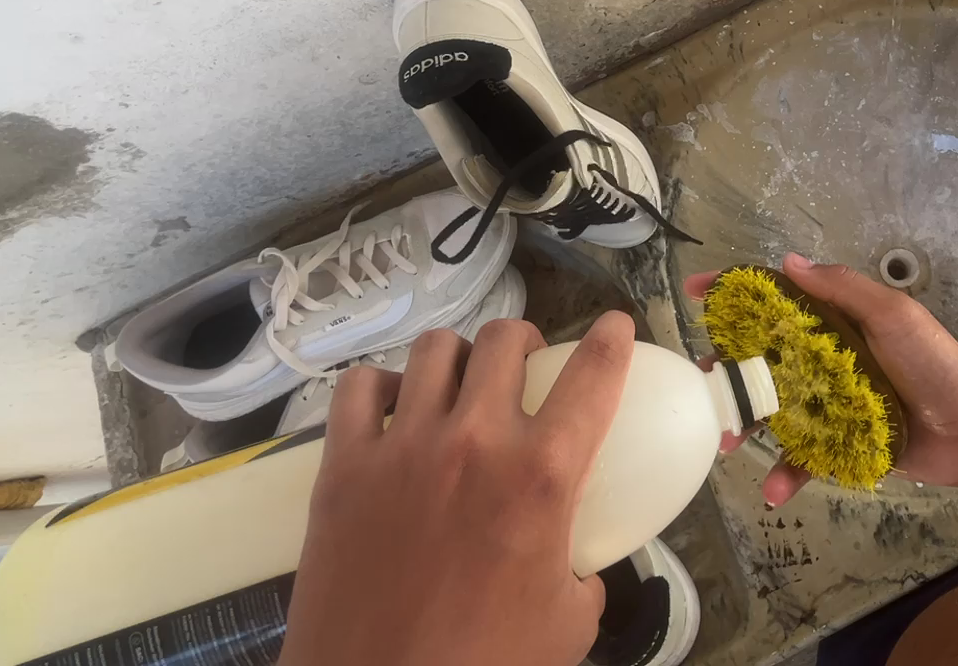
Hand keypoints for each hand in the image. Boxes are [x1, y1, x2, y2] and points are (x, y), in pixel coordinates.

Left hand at [278, 312, 635, 665]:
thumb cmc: (487, 665)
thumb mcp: (570, 620)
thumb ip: (585, 571)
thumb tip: (579, 559)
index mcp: (542, 473)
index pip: (593, 373)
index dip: (611, 337)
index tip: (614, 326)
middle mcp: (477, 440)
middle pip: (505, 339)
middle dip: (523, 342)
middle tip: (522, 370)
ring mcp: (404, 447)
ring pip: (436, 349)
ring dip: (458, 358)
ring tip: (458, 387)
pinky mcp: (343, 469)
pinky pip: (359, 388)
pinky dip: (380, 388)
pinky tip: (392, 412)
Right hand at [685, 252, 957, 505]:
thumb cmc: (934, 362)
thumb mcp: (893, 314)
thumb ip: (843, 288)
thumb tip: (788, 261)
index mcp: (832, 322)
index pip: (776, 300)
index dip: (735, 294)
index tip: (696, 292)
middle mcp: (823, 359)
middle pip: (762, 358)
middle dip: (729, 370)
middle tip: (705, 387)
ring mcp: (828, 404)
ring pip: (773, 410)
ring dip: (745, 425)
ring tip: (728, 443)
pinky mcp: (839, 445)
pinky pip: (803, 457)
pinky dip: (787, 474)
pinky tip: (776, 490)